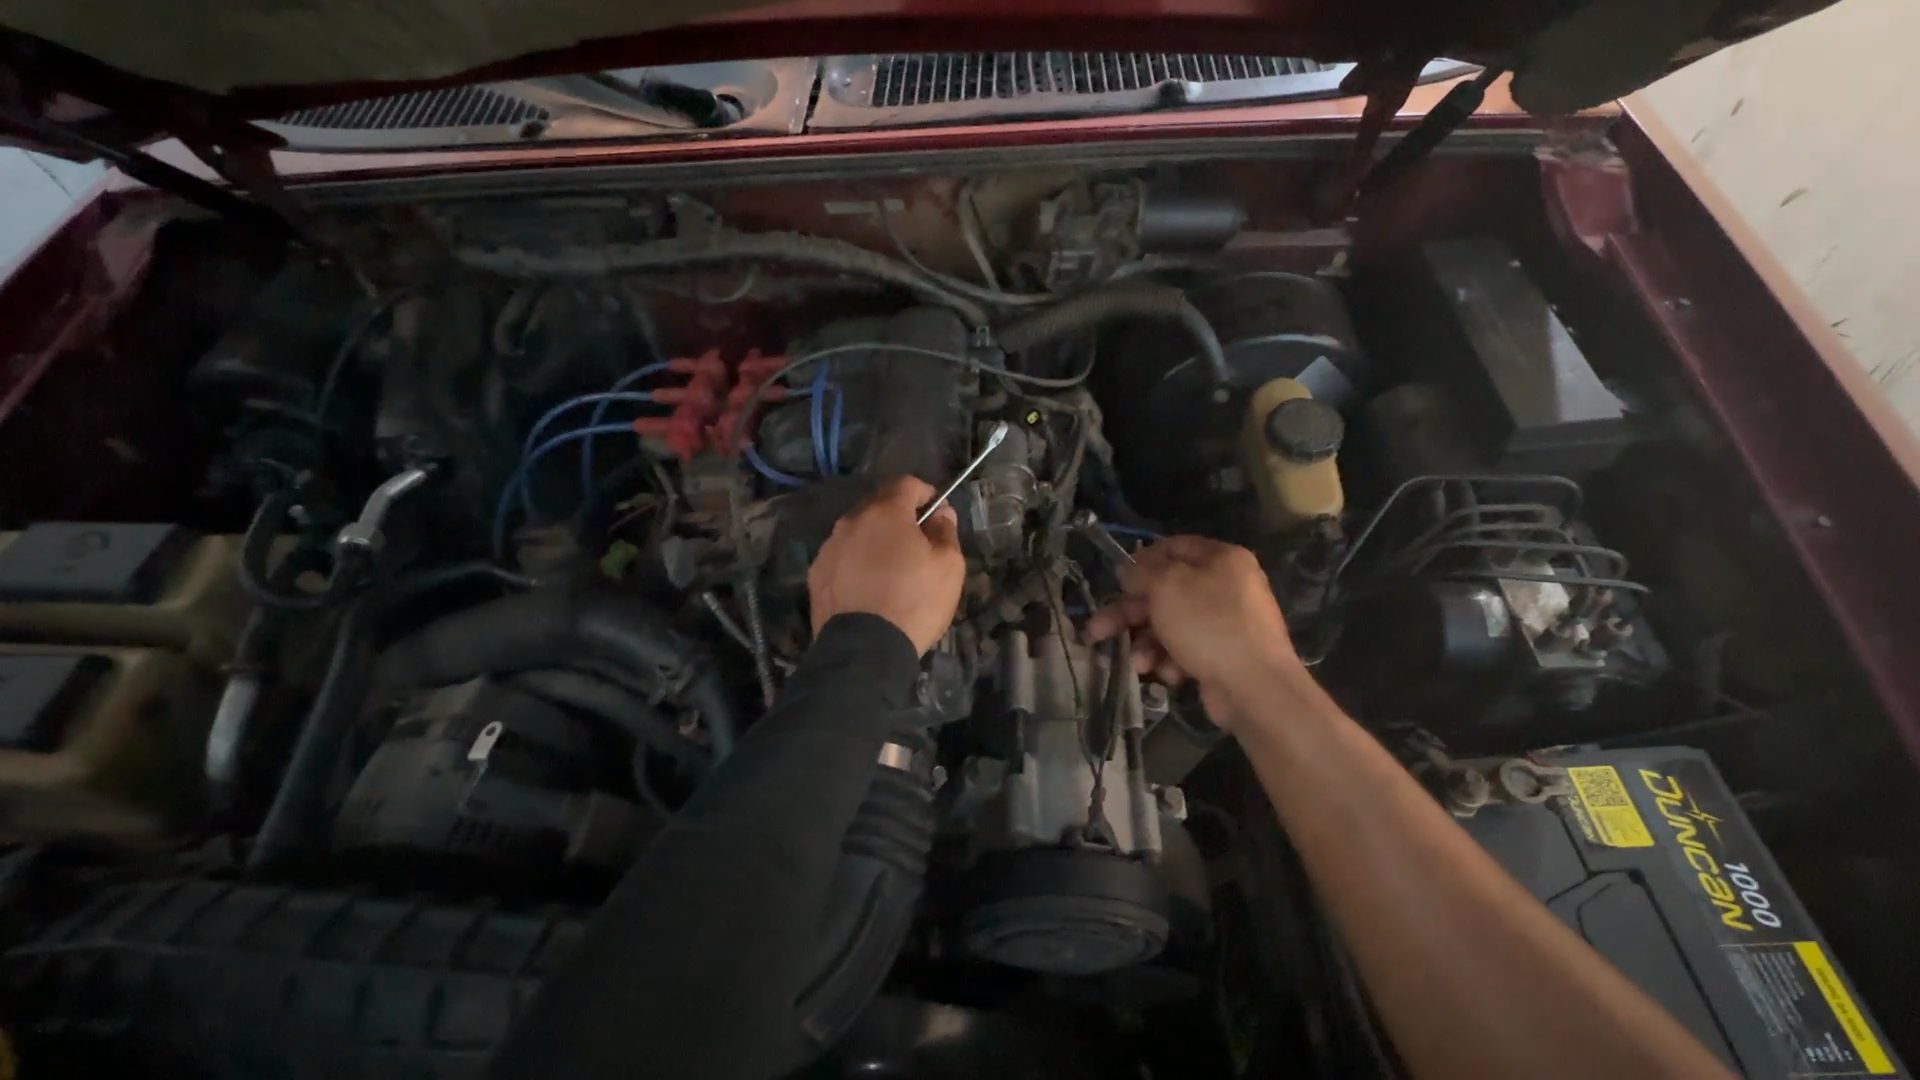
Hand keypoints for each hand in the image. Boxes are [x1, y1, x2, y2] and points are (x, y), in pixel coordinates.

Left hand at [809, 476, 965, 654]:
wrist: (864, 650)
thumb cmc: (914, 602)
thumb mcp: (948, 567)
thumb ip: (946, 532)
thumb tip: (941, 513)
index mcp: (885, 512)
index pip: (906, 483)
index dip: (926, 493)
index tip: (937, 511)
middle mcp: (851, 521)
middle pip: (878, 506)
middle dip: (899, 516)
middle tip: (917, 541)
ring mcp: (829, 548)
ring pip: (857, 532)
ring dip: (875, 540)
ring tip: (891, 568)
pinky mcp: (816, 575)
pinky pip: (842, 557)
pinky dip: (856, 563)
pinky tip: (868, 587)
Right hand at [1085, 536, 1301, 729]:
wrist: (1255, 687)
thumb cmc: (1209, 625)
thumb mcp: (1167, 587)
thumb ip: (1142, 573)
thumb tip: (1129, 569)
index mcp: (1221, 559)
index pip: (1175, 547)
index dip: (1142, 561)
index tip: (1118, 579)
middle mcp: (1227, 586)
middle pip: (1165, 592)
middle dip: (1129, 614)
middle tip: (1097, 630)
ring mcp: (1226, 623)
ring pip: (1170, 625)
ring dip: (1146, 643)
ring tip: (1138, 663)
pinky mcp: (1222, 656)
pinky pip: (1186, 649)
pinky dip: (1171, 660)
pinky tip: (1168, 674)